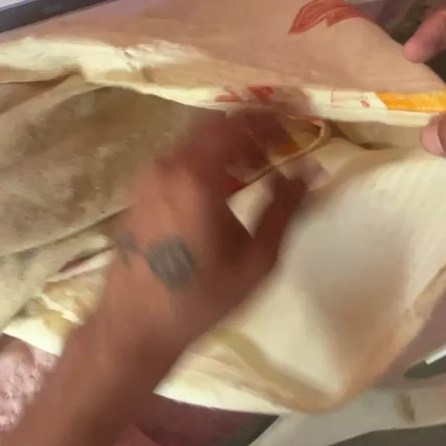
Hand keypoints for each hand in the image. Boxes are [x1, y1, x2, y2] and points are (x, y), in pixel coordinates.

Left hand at [93, 114, 307, 367]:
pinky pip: (180, 158)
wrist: (134, 327)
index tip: (297, 122)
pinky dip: (208, 159)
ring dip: (229, 145)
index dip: (270, 118)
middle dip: (251, 130)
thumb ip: (285, 209)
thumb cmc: (200, 298)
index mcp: (195, 175)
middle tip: (282, 145)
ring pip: (196, 141)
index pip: (236, 123)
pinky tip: (227, 186)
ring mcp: (149, 176)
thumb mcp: (256, 260)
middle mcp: (167, 165)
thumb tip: (310, 171)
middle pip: (214, 125)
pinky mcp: (141, 190)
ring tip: (259, 166)